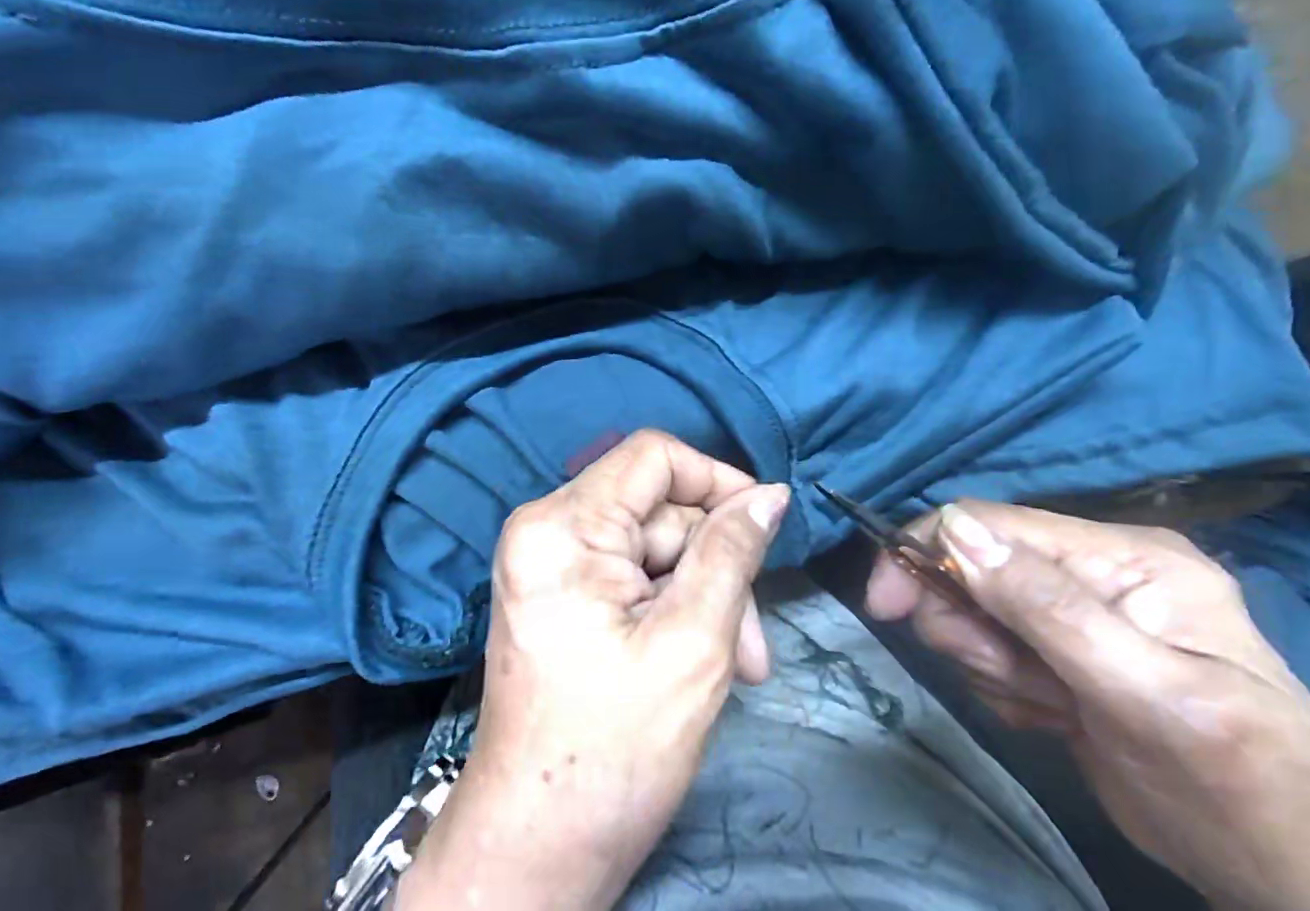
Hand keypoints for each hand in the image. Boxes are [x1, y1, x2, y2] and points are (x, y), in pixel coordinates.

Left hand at [400, 430, 789, 910]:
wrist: (537, 853)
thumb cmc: (615, 751)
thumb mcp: (695, 641)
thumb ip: (734, 552)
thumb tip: (772, 492)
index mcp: (563, 528)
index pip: (655, 456)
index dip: (717, 481)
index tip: (764, 526)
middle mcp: (548, 532)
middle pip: (663, 510)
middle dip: (718, 565)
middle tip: (755, 640)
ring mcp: (554, 567)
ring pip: (661, 550)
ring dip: (708, 598)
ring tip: (740, 665)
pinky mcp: (566, 599)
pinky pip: (641, 579)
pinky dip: (681, 612)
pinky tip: (708, 661)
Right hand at [868, 501, 1309, 910]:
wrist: (1299, 878)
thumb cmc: (1247, 782)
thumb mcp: (1150, 696)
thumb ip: (1049, 609)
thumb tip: (954, 528)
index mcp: (1126, 556)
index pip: (997, 524)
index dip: (931, 551)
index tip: (886, 605)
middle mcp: (1098, 573)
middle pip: (980, 566)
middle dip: (972, 625)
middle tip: (1011, 681)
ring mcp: (1081, 619)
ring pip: (981, 614)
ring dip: (993, 666)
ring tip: (1051, 710)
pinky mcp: (1066, 660)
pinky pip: (998, 656)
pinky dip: (1007, 691)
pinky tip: (1055, 721)